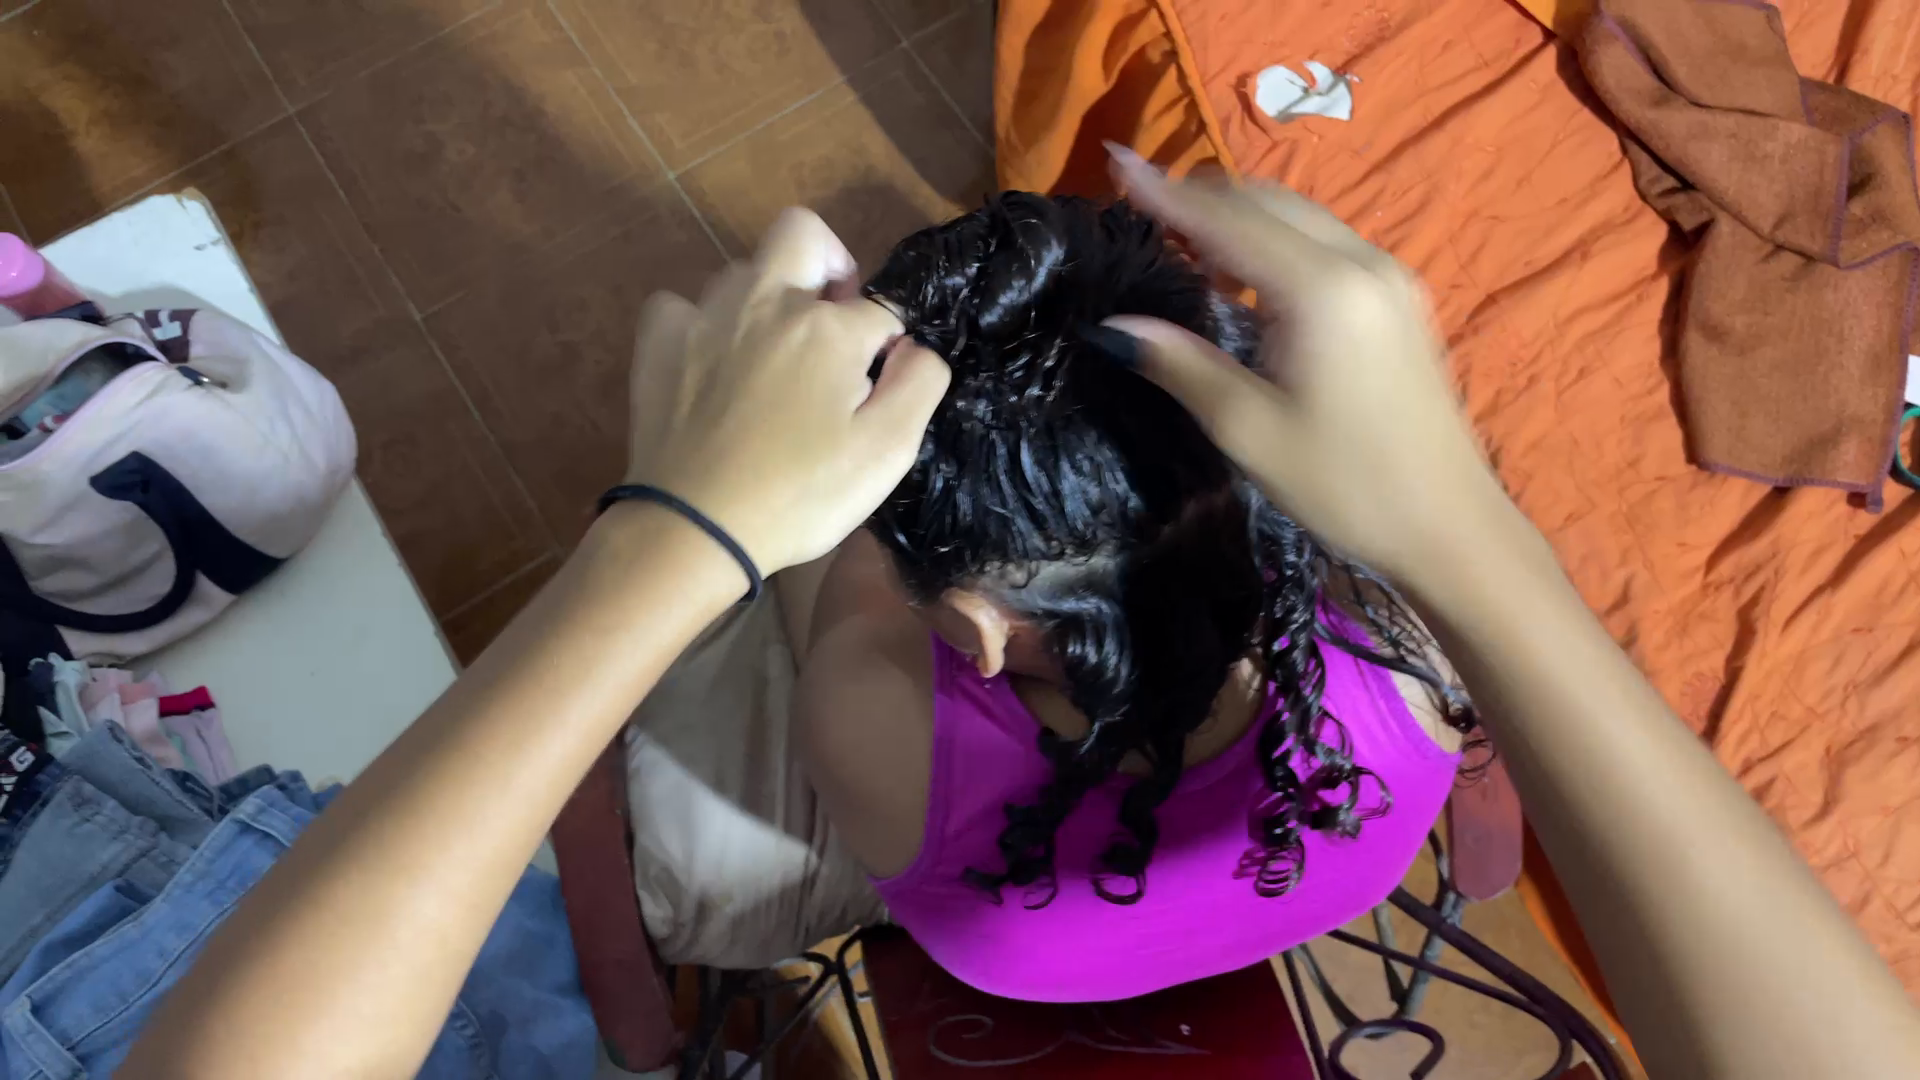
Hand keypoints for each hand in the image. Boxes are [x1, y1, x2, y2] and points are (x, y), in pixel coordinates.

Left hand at [625, 208, 949, 577]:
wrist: (697, 529)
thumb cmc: (802, 496)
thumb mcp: (888, 451)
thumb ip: (920, 383)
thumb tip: (916, 346)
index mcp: (829, 328)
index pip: (879, 311)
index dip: (889, 345)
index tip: (880, 385)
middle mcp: (767, 301)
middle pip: (804, 235)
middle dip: (831, 266)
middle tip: (834, 322)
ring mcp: (705, 316)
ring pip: (745, 270)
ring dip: (771, 300)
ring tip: (774, 362)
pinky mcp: (658, 341)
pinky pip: (684, 304)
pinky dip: (707, 324)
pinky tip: (714, 365)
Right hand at [1103, 146, 1513, 584]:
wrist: (1448, 525)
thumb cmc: (1343, 485)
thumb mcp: (1248, 429)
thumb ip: (1182, 365)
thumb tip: (1115, 328)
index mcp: (1322, 292)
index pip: (1229, 222)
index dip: (1167, 195)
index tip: (1118, 165)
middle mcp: (1361, 264)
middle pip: (1269, 203)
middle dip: (1202, 197)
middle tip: (1141, 204)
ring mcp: (1387, 278)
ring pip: (1299, 219)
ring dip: (1237, 218)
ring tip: (1178, 235)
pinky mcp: (1396, 301)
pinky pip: (1322, 246)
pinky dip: (1272, 243)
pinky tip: (1240, 272)